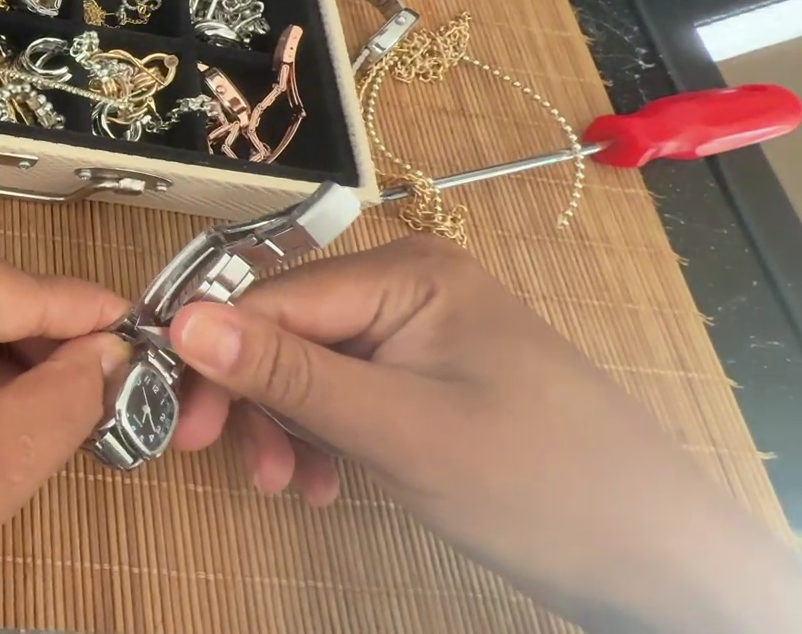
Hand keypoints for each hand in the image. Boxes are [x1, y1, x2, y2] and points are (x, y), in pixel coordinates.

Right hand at [166, 234, 801, 632]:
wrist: (674, 575)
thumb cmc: (545, 489)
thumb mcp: (402, 433)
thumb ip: (286, 374)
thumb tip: (177, 321)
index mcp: (402, 273)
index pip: (273, 300)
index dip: (214, 352)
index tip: (175, 414)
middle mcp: (399, 286)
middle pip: (283, 331)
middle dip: (250, 397)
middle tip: (216, 453)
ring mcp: (409, 330)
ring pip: (302, 366)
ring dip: (280, 424)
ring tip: (286, 484)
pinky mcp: (415, 373)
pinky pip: (337, 391)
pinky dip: (317, 436)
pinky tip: (320, 480)